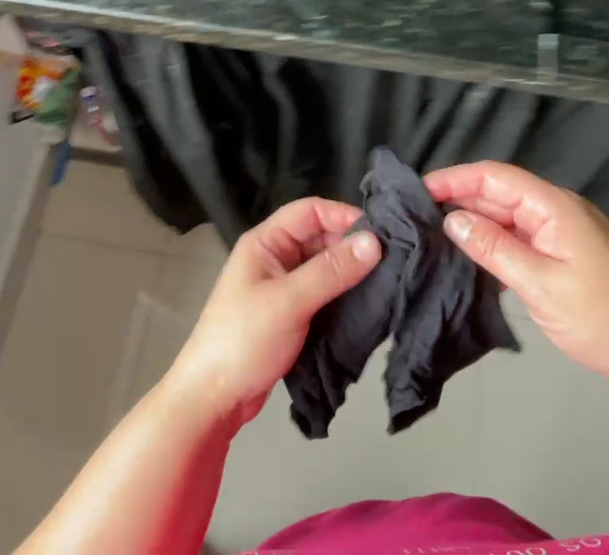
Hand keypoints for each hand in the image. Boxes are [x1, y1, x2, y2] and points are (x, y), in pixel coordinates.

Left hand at [164, 198, 381, 424]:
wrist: (214, 397)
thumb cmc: (244, 339)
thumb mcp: (288, 302)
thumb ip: (330, 271)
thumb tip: (374, 242)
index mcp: (266, 242)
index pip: (310, 211)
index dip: (344, 215)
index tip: (382, 233)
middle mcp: (276, 258)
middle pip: (321, 237)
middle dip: (353, 245)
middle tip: (395, 260)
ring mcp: (284, 287)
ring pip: (326, 267)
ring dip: (353, 272)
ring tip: (390, 280)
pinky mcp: (294, 313)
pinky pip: (325, 293)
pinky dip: (346, 295)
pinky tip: (372, 303)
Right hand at [425, 161, 608, 391]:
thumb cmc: (602, 319)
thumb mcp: (540, 285)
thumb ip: (493, 249)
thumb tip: (451, 219)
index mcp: (556, 207)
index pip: (495, 177)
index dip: (455, 179)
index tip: (417, 191)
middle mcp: (558, 211)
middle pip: (499, 193)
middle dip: (458, 199)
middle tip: (415, 215)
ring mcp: (562, 233)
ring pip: (507, 216)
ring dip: (473, 222)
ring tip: (431, 233)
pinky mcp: (563, 254)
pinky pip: (519, 237)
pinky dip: (493, 242)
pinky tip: (468, 256)